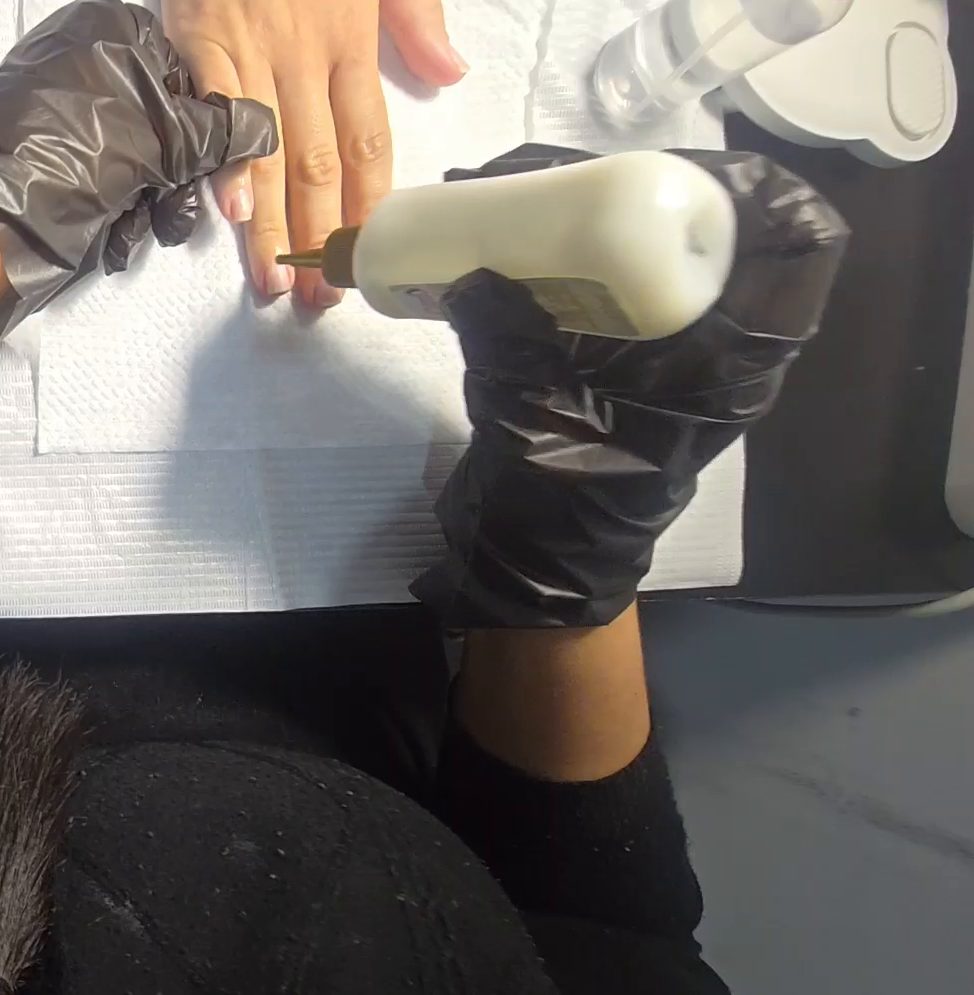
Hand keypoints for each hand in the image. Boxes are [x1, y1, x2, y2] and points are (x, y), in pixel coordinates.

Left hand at [0, 0, 276, 364]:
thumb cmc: (77, 155)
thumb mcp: (155, 136)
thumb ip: (214, 131)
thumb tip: (263, 128)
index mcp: (110, 30)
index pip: (185, 73)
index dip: (205, 129)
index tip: (212, 171)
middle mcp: (84, 63)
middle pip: (158, 121)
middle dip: (173, 178)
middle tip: (176, 216)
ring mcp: (60, 115)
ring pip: (131, 162)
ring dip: (144, 206)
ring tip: (134, 231)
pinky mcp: (44, 163)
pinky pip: (98, 183)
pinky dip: (111, 215)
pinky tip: (109, 237)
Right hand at [163, 0, 466, 306]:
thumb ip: (414, 17)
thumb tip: (449, 71)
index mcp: (351, 43)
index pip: (366, 144)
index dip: (364, 208)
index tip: (362, 260)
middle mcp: (308, 58)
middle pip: (318, 167)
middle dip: (317, 238)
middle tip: (315, 300)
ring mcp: (258, 52)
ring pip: (271, 152)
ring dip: (271, 224)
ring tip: (271, 279)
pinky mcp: (209, 41)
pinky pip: (220, 110)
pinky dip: (226, 159)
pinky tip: (229, 209)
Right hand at [412, 146, 849, 627]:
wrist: (533, 566)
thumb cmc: (562, 504)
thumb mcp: (540, 419)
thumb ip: (510, 346)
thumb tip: (470, 275)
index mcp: (730, 360)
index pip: (786, 242)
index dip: (732, 187)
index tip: (644, 166)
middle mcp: (703, 351)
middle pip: (693, 243)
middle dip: (621, 198)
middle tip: (543, 180)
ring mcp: (646, 363)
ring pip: (630, 271)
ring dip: (571, 235)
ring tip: (500, 208)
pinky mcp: (593, 374)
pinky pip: (581, 306)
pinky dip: (539, 279)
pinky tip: (490, 266)